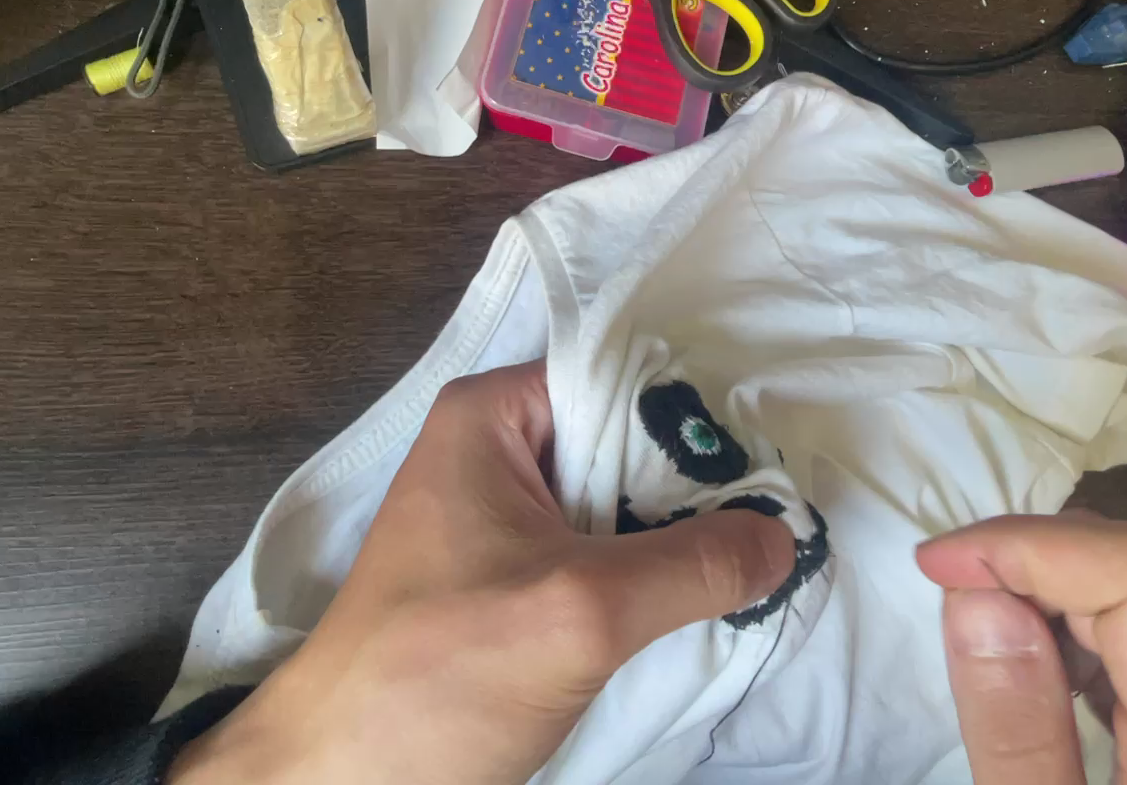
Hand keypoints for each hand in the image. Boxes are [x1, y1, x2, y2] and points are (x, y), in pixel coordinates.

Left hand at [169, 361, 795, 784]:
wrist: (342, 776)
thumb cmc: (442, 669)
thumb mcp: (582, 610)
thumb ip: (691, 566)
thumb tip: (783, 534)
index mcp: (490, 413)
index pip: (613, 381)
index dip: (689, 414)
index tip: (766, 450)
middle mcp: (492, 444)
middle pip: (616, 438)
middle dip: (688, 478)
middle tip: (774, 504)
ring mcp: (497, 508)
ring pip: (609, 495)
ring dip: (670, 526)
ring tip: (754, 542)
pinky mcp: (506, 565)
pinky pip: (591, 541)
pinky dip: (640, 563)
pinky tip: (697, 583)